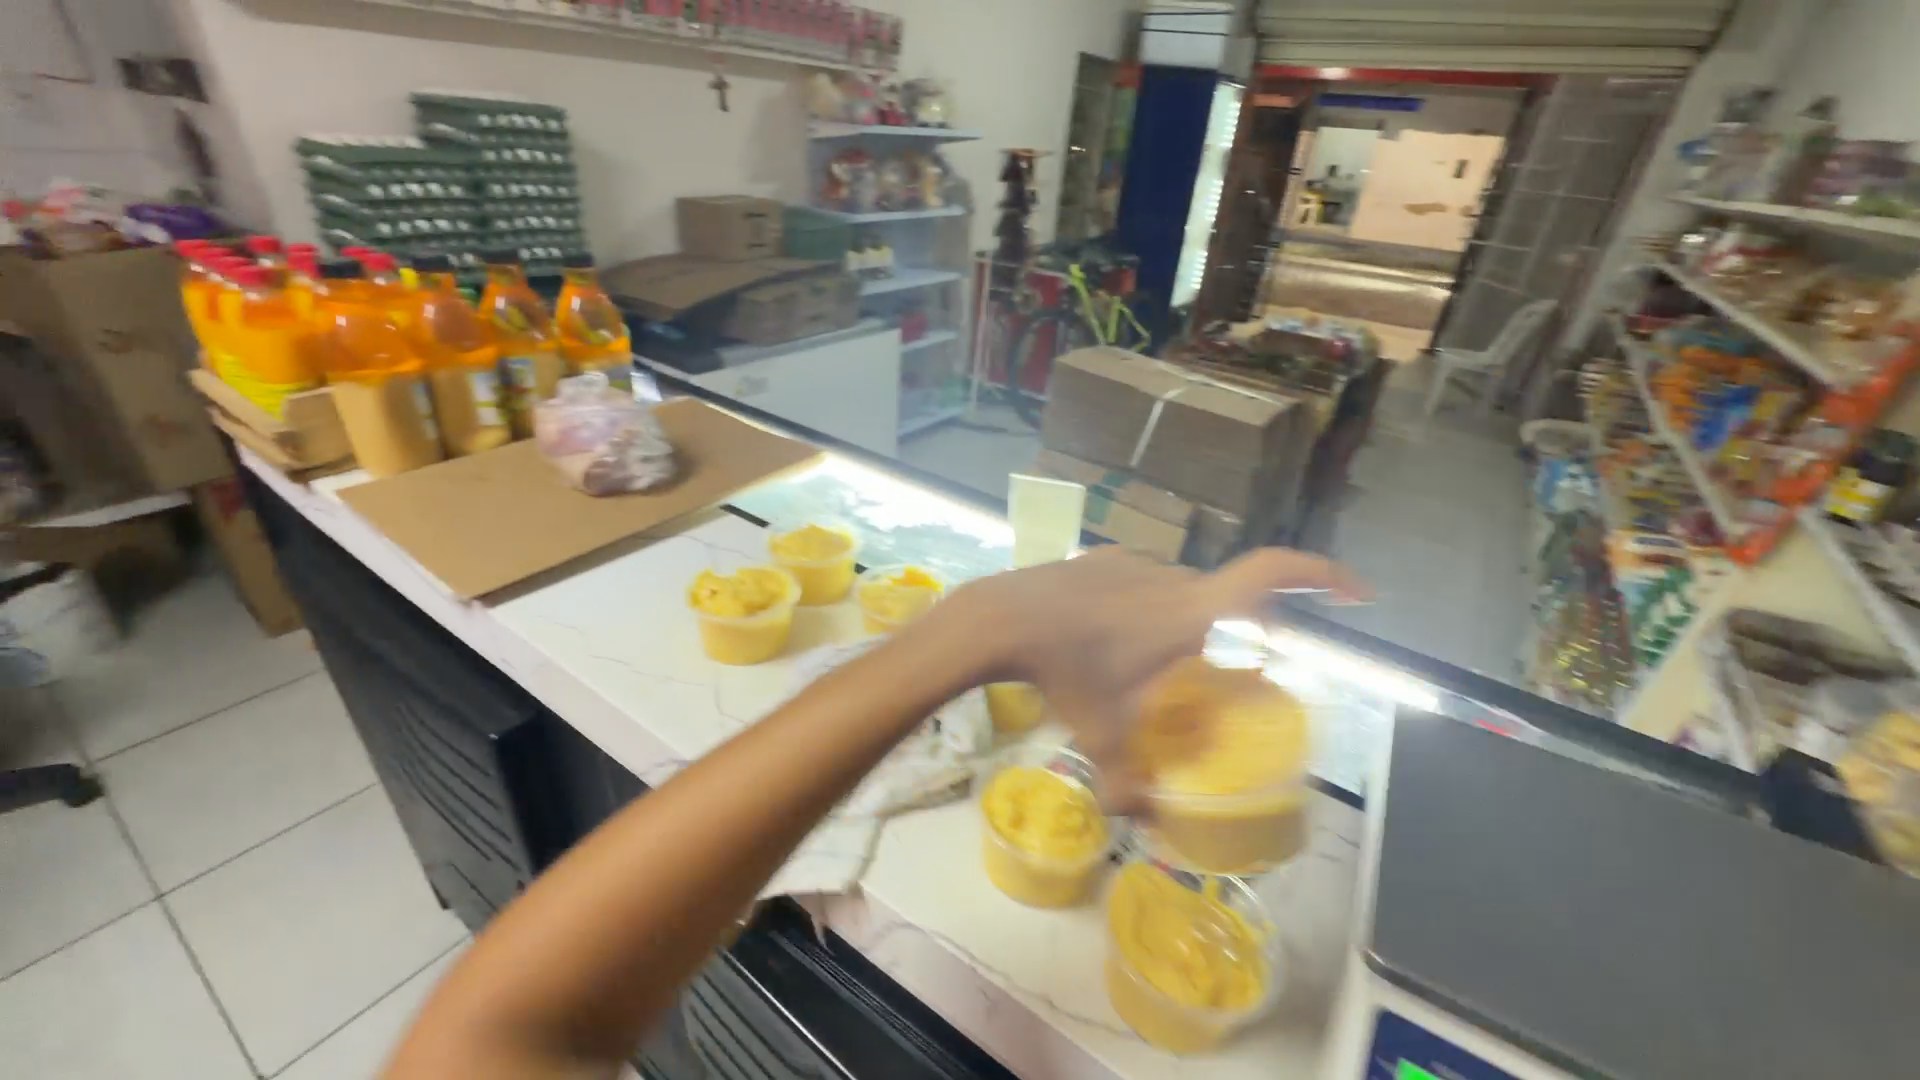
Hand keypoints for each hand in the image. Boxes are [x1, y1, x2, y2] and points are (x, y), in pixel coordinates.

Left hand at [941, 547, 1364, 809]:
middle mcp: (1172, 576)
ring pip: (1180, 589)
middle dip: (1239, 630)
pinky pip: (1142, 581)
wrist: (1001, 620)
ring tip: (1158, 660)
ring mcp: (1133, 560)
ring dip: (1184, 620)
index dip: (1323, 575)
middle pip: (1226, 596)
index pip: (1272, 573)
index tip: (1358, 592)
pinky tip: (1113, 636)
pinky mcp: (1100, 558)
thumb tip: (1143, 822)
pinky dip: (1144, 606)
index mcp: (1192, 610)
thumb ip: (1130, 784)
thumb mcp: (1104, 735)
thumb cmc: (1066, 672)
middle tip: (1230, 669)